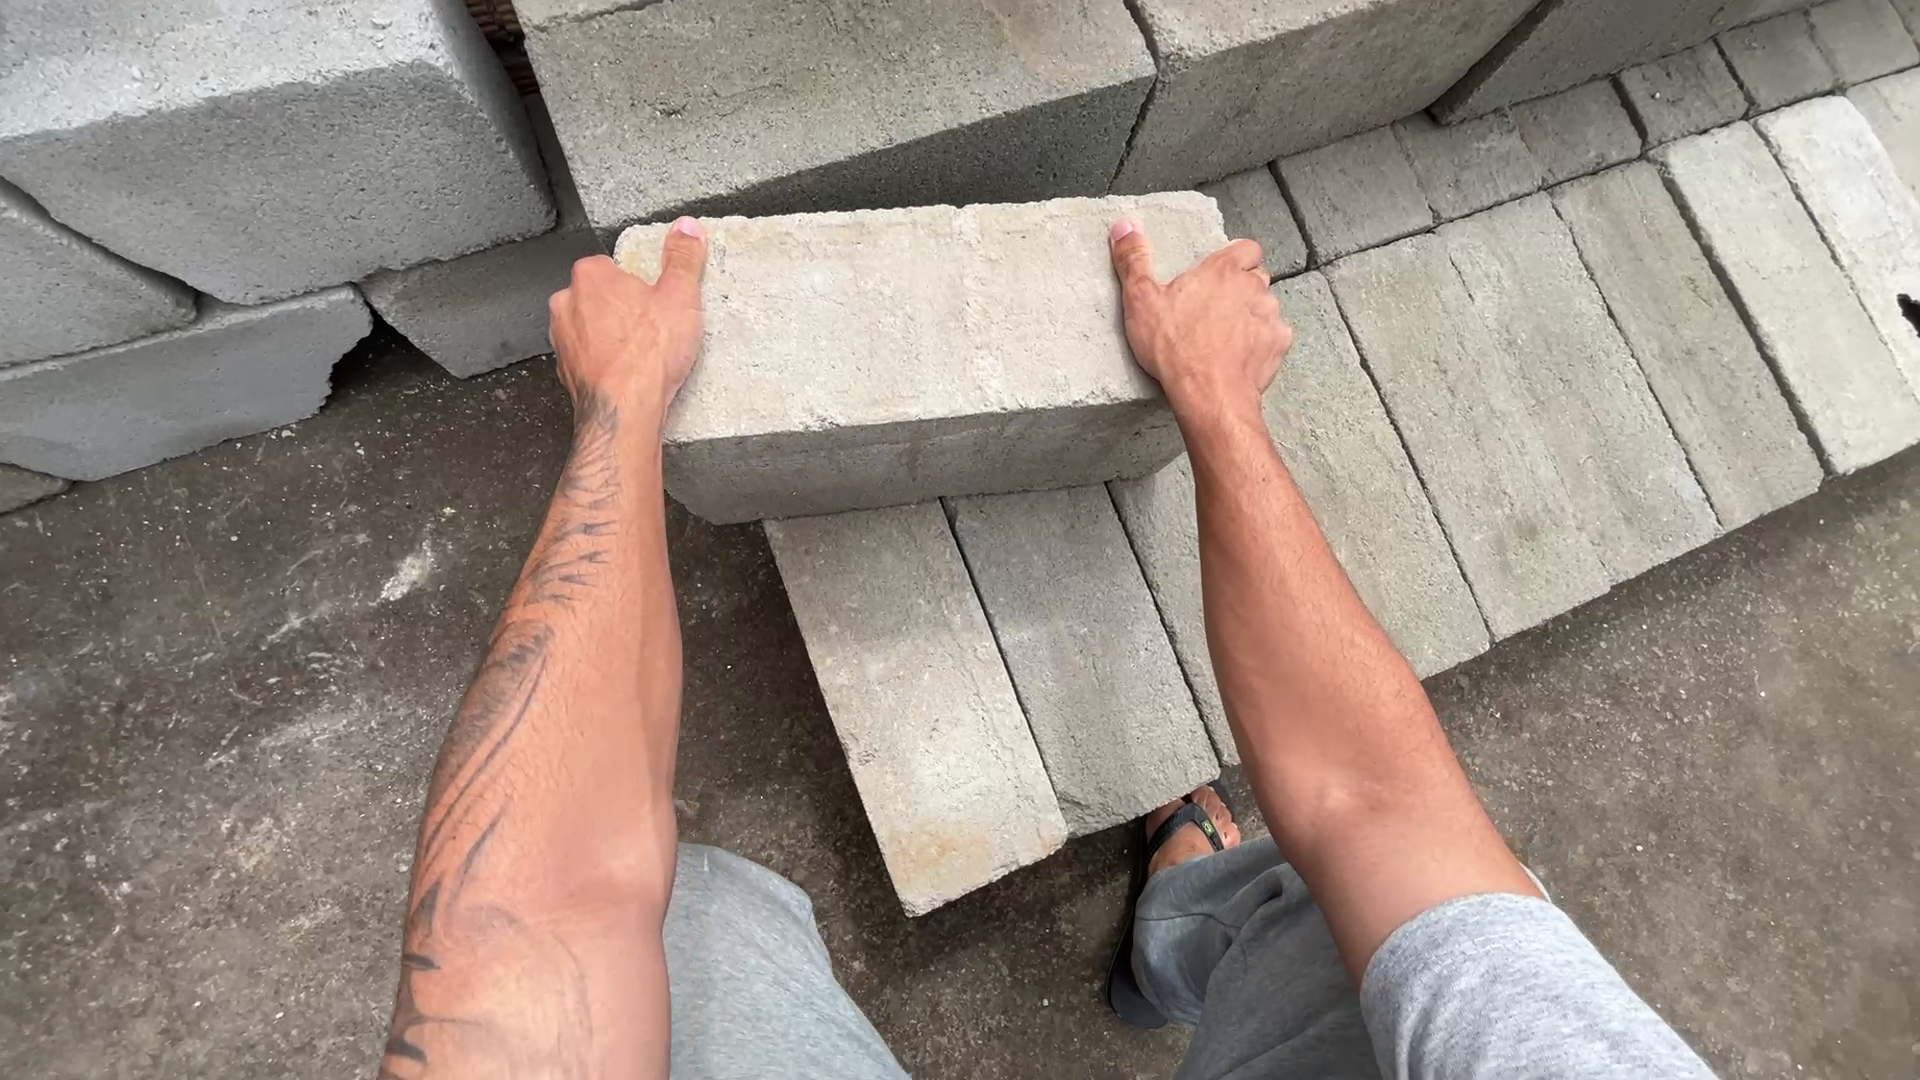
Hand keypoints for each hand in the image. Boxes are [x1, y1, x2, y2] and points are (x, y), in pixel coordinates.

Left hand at [548, 217, 708, 427]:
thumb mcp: (681, 297)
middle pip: (601, 299)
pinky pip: (591, 360)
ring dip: (613, 340)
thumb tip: (688, 228)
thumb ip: (683, 259)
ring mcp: (563, 339)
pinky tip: (632, 377)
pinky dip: (607, 366)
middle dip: (623, 312)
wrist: (626, 407)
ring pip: (592, 330)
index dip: (639, 285)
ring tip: (646, 357)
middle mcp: (567, 303)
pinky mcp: (568, 372)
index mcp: (591, 276)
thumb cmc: (648, 354)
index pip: (614, 267)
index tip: (657, 302)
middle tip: (655, 331)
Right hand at [1110, 220, 1292, 422]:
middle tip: (1214, 310)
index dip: (1235, 259)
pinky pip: (1273, 337)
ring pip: (1265, 307)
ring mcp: (1270, 316)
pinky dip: (1260, 344)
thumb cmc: (1175, 347)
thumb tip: (1124, 226)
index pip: (1245, 248)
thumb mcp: (1141, 302)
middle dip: (1241, 289)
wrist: (1207, 393)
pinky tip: (1239, 357)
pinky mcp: (1277, 345)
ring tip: (1224, 338)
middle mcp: (1254, 287)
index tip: (1219, 274)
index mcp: (1223, 271)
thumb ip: (1134, 261)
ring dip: (1250, 317)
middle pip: (1256, 278)